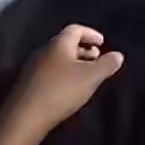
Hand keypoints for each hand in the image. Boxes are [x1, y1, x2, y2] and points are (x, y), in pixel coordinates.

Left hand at [0, 25, 124, 144]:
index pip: (75, 29)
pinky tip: (69, 88)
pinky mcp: (28, 83)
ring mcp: (33, 66)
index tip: (102, 42)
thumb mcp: (91, 77)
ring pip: (57, 58)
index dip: (90, 34)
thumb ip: (106, 65)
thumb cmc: (61, 90)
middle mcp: (44, 50)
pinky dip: (63, 73)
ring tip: (86, 74)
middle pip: (65, 43)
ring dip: (73, 62)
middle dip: (83, 48)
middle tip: (97, 58)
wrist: (25, 115)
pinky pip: (50, 70)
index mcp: (59, 44)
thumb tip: (118, 55)